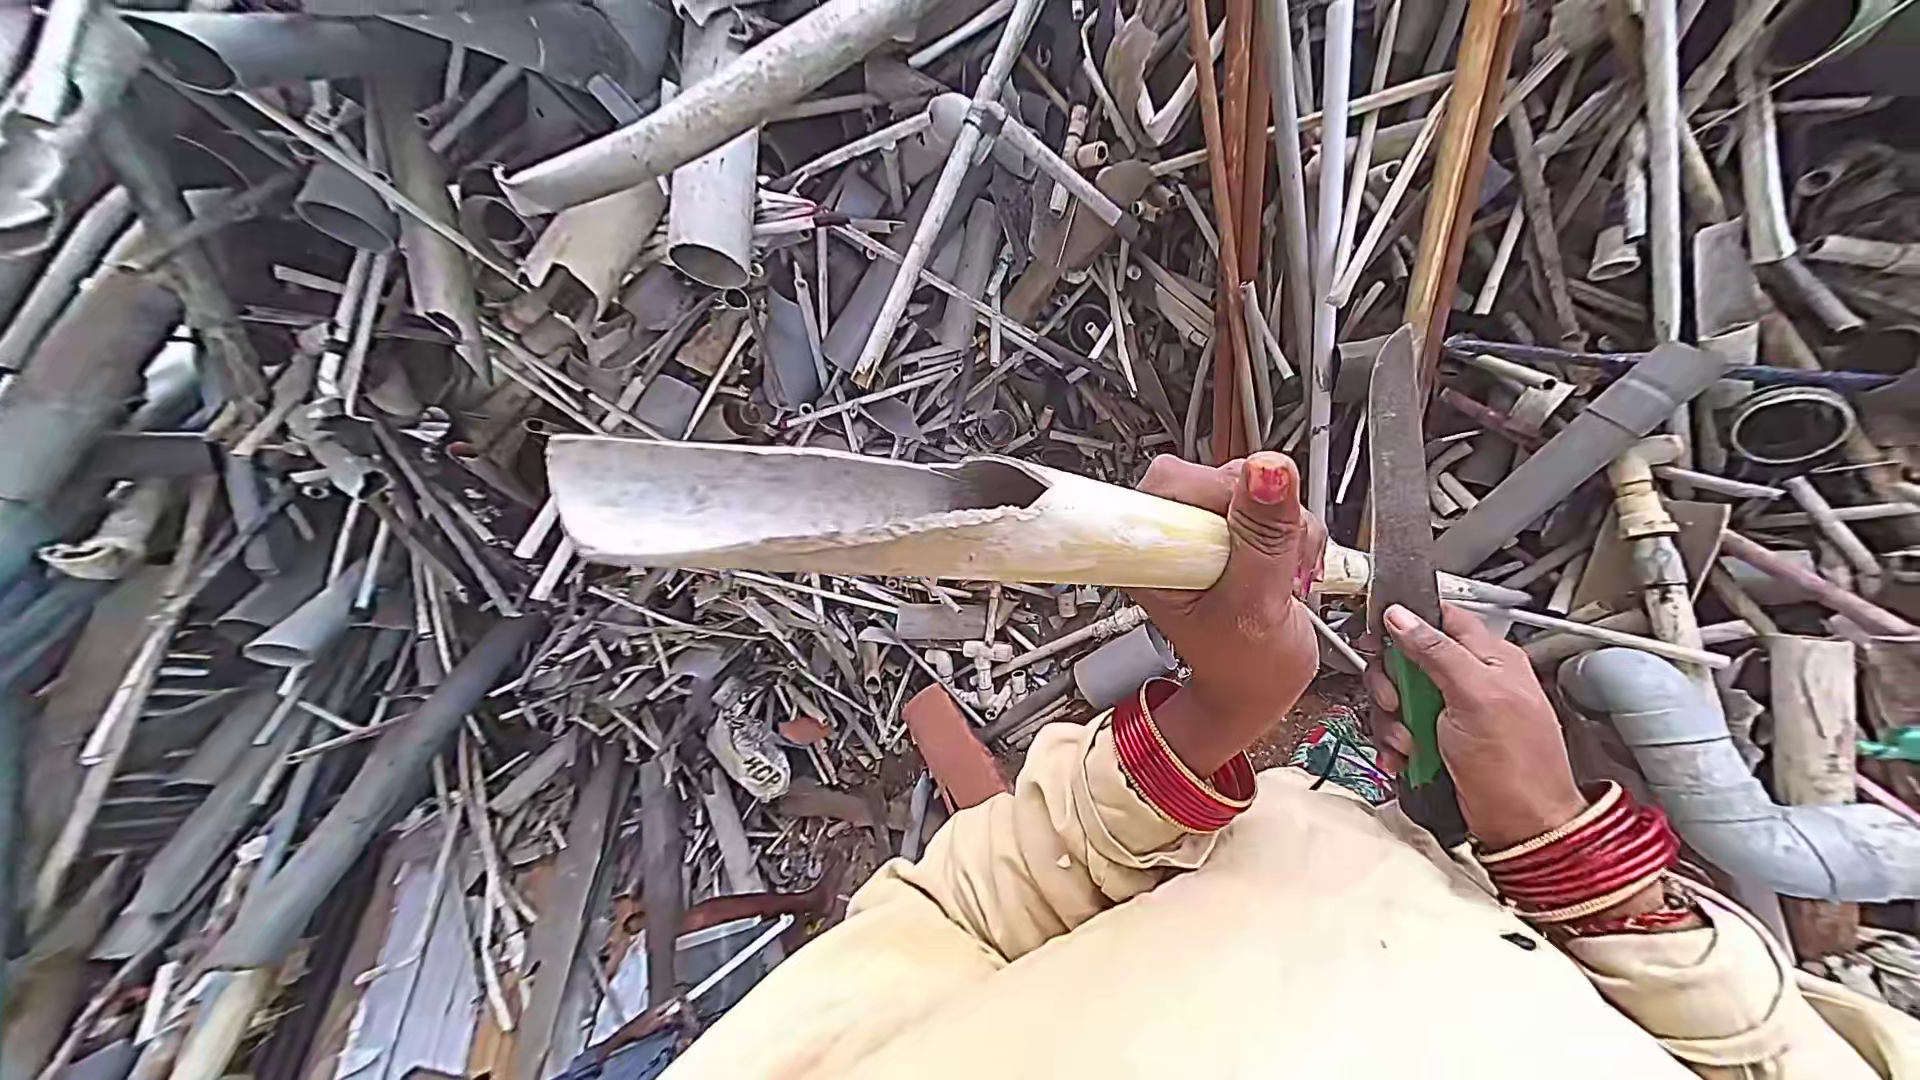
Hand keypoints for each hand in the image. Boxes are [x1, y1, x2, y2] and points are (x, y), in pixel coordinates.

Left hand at [1130, 453, 1326, 774]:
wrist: (1257, 687)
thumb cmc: (1242, 666)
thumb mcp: (1256, 607)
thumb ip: (1263, 538)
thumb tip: (1267, 469)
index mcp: (1151, 556)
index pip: (1168, 483)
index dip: (1216, 492)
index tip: (1245, 526)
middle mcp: (1170, 538)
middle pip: (1215, 477)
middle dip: (1262, 511)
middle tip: (1278, 559)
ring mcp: (1199, 533)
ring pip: (1249, 487)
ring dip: (1284, 524)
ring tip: (1283, 570)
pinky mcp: (1228, 531)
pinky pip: (1267, 504)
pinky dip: (1291, 529)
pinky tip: (1288, 563)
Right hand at [1365, 604, 1586, 848]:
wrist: (1520, 827)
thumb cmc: (1518, 766)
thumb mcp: (1476, 697)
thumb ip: (1436, 651)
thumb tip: (1399, 616)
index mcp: (1488, 657)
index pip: (1437, 617)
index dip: (1403, 622)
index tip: (1379, 639)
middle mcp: (1465, 677)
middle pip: (1401, 656)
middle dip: (1389, 682)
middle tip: (1398, 701)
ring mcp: (1446, 706)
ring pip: (1391, 691)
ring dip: (1390, 718)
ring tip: (1410, 738)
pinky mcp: (1430, 732)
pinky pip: (1392, 723)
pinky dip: (1391, 740)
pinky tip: (1407, 753)